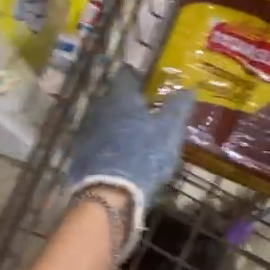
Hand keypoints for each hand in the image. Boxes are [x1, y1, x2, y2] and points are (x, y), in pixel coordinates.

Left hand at [65, 69, 194, 256]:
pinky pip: (96, 142)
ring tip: (130, 132)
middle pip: (112, 98)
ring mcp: (87, 132)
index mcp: (123, 98)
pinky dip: (106, 144)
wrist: (109, 193)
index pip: (125, 77)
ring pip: (103, 120)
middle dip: (124, 101)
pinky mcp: (80, 155)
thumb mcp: (169, 130)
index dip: (133, 76)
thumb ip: (178, 108)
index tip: (140, 79)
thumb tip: (188, 89)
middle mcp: (101, 109)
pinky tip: (116, 155)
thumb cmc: (145, 154)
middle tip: (139, 107)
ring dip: (114, 123)